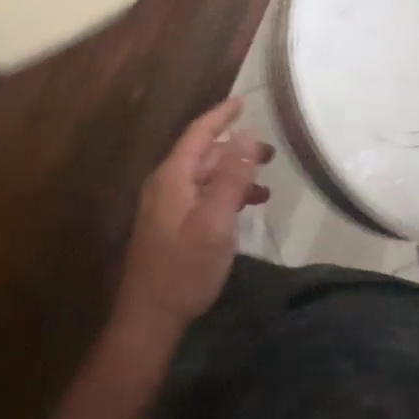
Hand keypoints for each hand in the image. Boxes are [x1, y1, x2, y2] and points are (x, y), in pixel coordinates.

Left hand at [115, 96, 271, 334]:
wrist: (149, 318)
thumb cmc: (184, 268)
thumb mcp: (215, 221)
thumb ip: (232, 177)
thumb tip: (246, 135)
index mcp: (173, 176)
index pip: (198, 133)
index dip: (221, 115)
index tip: (243, 100)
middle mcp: (165, 185)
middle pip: (203, 155)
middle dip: (236, 150)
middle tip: (270, 153)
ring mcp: (165, 207)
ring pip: (204, 178)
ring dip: (233, 176)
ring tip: (264, 186)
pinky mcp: (169, 228)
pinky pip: (200, 197)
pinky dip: (223, 196)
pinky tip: (242, 211)